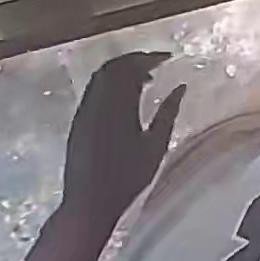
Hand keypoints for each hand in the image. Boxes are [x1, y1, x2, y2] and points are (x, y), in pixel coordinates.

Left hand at [61, 52, 186, 224]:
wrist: (89, 202)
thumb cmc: (128, 177)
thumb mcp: (156, 145)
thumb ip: (168, 113)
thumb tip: (181, 87)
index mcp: (117, 107)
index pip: (130, 69)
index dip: (149, 58)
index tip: (167, 57)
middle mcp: (97, 104)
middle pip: (113, 68)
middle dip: (134, 59)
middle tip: (157, 62)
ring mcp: (84, 112)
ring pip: (100, 77)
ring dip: (122, 70)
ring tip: (144, 77)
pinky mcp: (78, 121)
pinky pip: (94, 90)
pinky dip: (111, 83)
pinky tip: (126, 95)